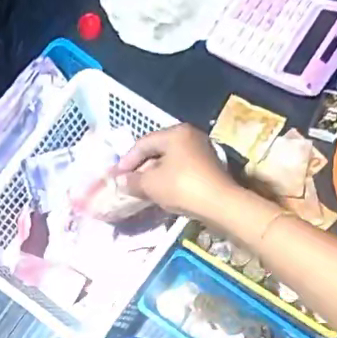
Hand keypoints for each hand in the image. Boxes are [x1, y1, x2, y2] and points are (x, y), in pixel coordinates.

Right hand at [112, 125, 245, 218]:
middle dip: (141, 168)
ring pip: (171, 162)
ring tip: (144, 190)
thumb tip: (120, 182)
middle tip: (129, 183)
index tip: (117, 176)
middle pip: (158, 151)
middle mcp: (190, 136)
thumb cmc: (182, 187)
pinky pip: (182, 171)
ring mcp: (202, 152)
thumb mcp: (151, 184)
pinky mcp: (209, 168)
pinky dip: (169, 180)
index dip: (127, 160)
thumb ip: (133, 181)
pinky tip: (163, 193)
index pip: (143, 143)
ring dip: (155, 175)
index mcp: (175, 133)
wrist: (220, 204)